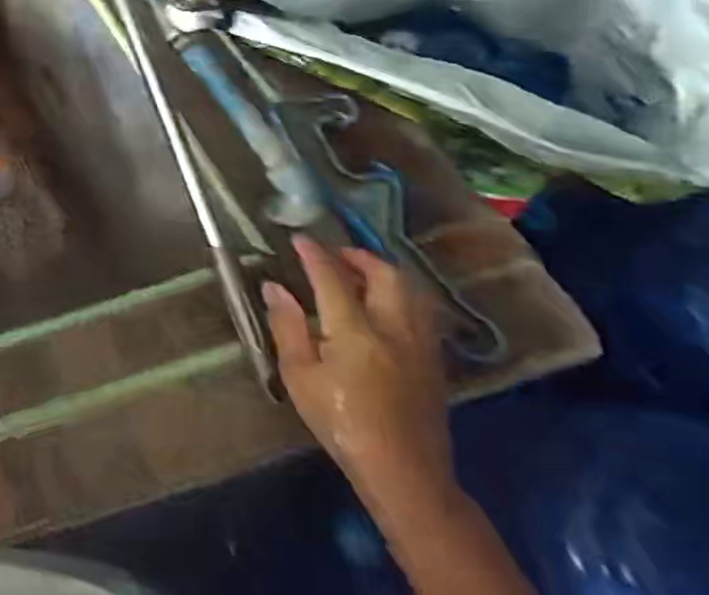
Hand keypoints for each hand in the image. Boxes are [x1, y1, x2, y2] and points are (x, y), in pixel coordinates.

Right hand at [262, 236, 451, 497]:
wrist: (402, 470)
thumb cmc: (339, 421)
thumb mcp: (299, 376)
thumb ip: (287, 326)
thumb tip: (275, 287)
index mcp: (355, 332)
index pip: (332, 278)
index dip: (314, 254)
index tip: (299, 239)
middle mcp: (393, 329)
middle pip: (387, 276)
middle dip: (361, 257)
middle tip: (336, 254)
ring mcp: (420, 344)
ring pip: (411, 291)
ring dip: (385, 274)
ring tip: (360, 275)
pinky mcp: (434, 361)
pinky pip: (421, 311)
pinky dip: (401, 296)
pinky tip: (384, 307)